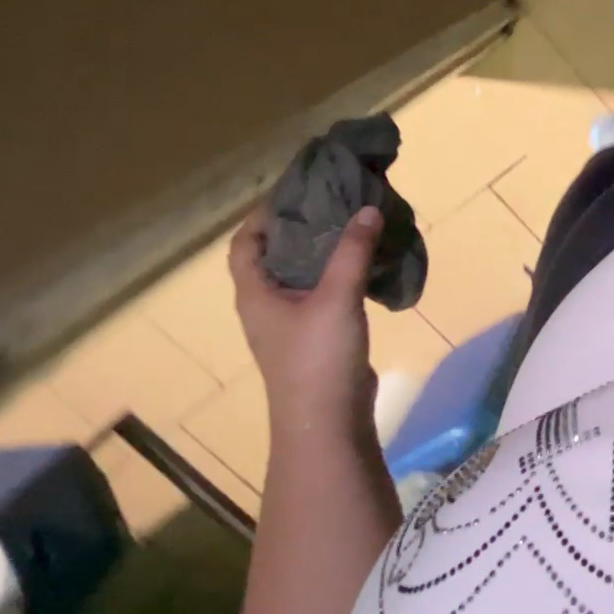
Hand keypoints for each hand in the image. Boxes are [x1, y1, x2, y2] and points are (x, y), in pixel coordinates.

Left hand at [229, 204, 380, 438]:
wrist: (327, 423)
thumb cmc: (317, 359)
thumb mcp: (336, 298)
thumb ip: (352, 251)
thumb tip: (367, 208)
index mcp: (256, 295)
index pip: (245, 244)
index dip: (263, 215)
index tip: (297, 190)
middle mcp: (267, 305)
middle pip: (275, 255)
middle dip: (301, 226)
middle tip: (335, 199)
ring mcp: (292, 323)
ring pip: (303, 274)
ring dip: (324, 248)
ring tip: (355, 223)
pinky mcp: (317, 336)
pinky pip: (324, 291)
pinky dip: (341, 271)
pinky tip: (368, 262)